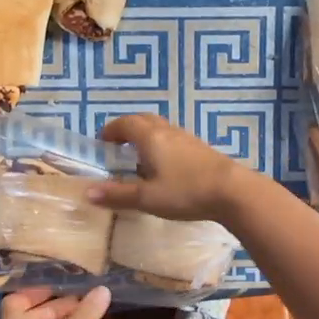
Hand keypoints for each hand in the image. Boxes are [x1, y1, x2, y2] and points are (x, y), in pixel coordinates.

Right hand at [86, 113, 266, 223]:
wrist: (231, 191)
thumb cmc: (185, 192)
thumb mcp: (147, 198)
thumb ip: (117, 195)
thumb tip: (87, 192)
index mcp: (150, 138)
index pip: (125, 124)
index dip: (111, 130)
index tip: (102, 141)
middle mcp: (167, 132)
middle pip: (144, 120)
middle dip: (128, 129)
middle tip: (118, 145)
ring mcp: (187, 139)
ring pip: (161, 128)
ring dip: (146, 136)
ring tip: (139, 156)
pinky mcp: (201, 149)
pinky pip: (174, 139)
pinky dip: (162, 145)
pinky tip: (165, 166)